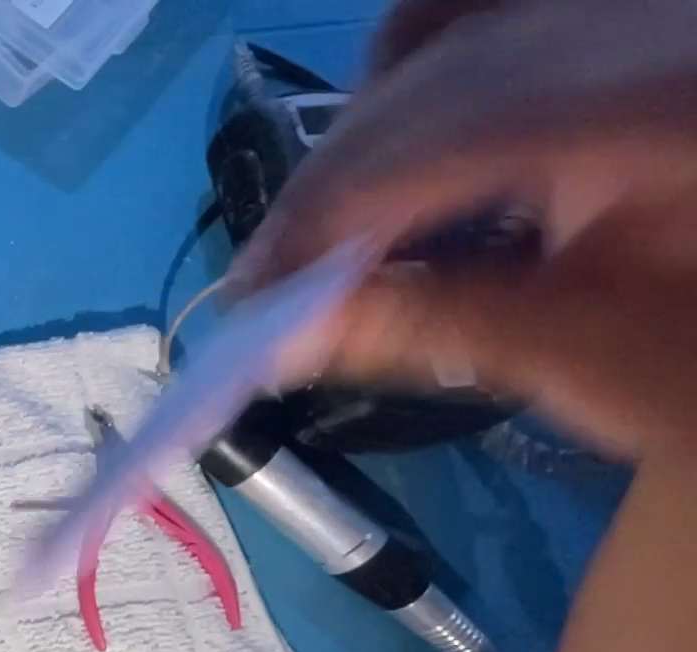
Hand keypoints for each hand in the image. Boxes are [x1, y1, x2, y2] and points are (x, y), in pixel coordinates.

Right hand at [235, 0, 696, 459]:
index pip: (463, 126)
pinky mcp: (615, 35)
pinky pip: (475, 13)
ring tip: (329, 220)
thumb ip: (439, 328)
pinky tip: (388, 144)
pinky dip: (411, 68)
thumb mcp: (598, 360)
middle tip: (270, 276)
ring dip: (360, 125)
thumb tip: (288, 331)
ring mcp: (642, 24)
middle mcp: (667, 33)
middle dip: (328, 182)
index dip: (332, 206)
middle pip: (442, 70)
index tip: (253, 289)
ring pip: (445, 24)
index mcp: (681, 110)